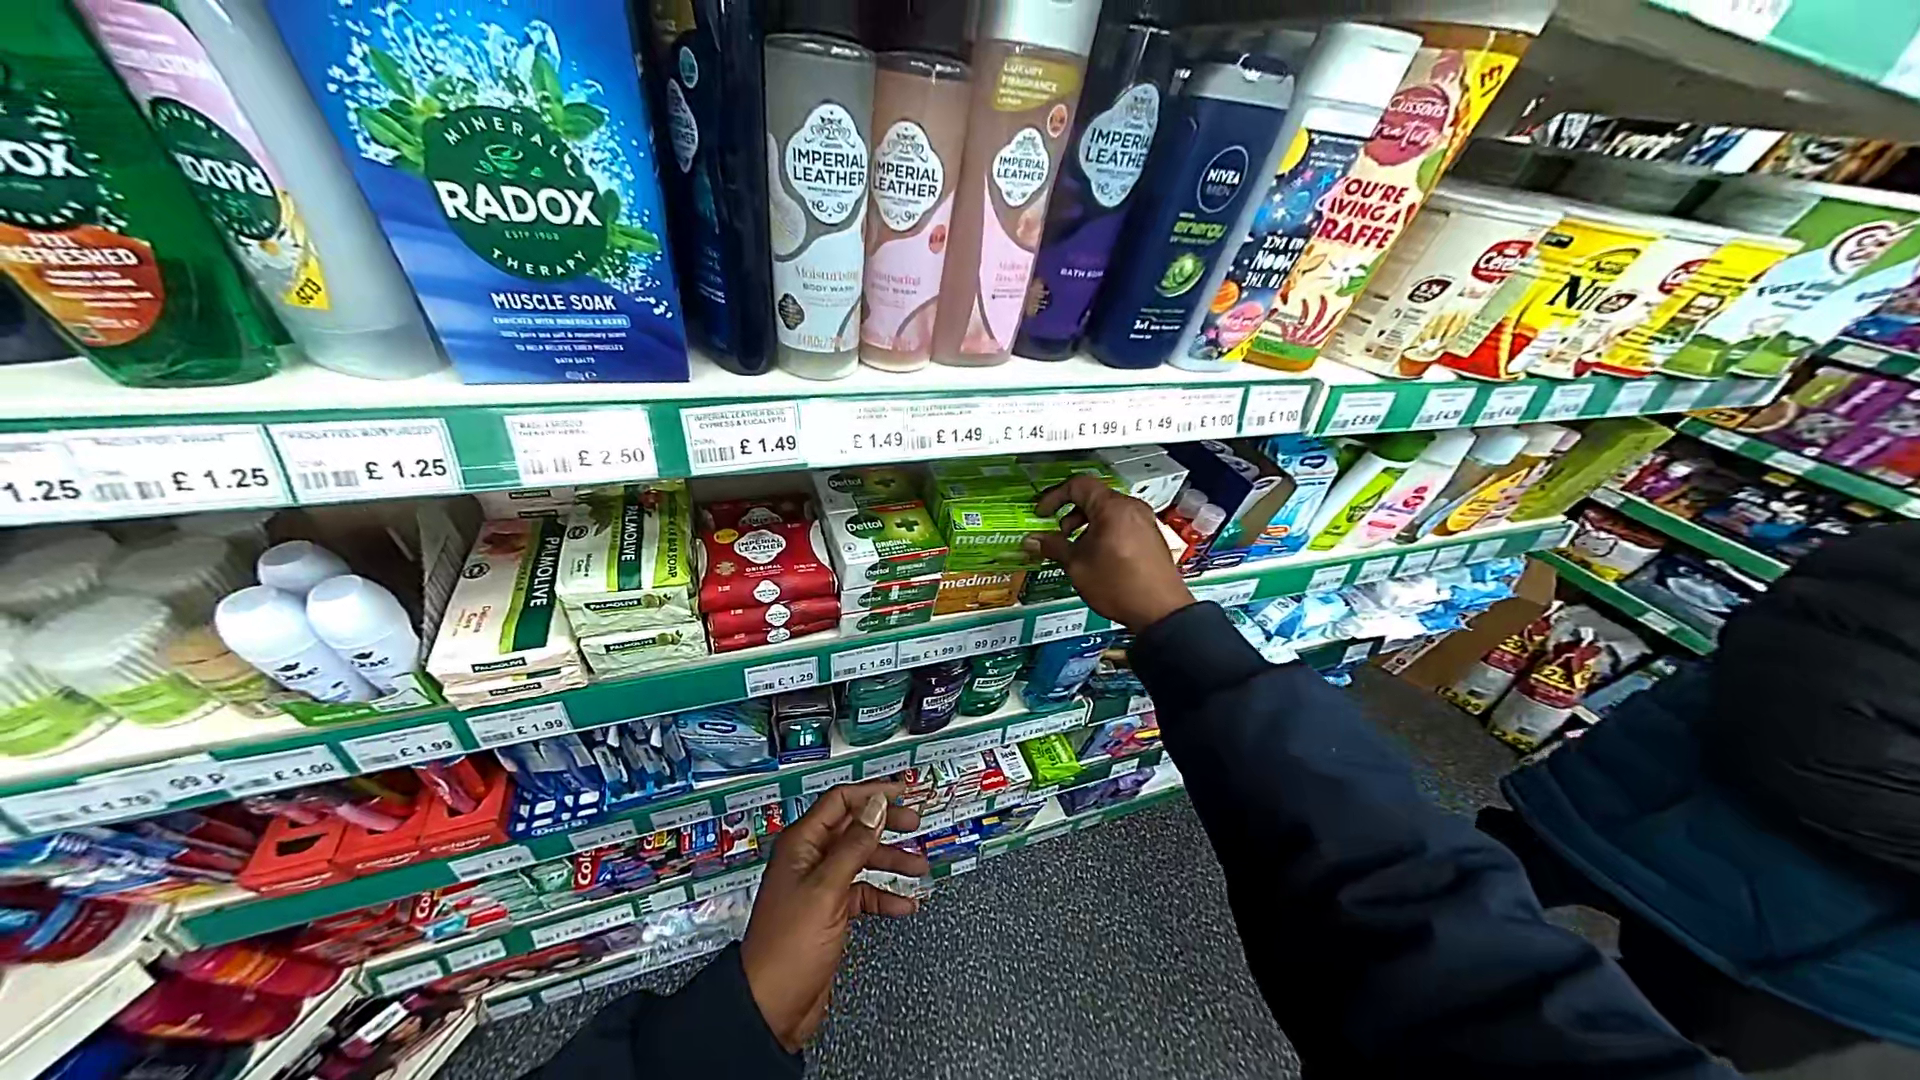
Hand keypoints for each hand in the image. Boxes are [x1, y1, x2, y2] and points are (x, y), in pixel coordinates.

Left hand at [740, 782, 928, 1052]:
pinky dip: (884, 895)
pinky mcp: (831, 911)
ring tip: (919, 867)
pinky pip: (863, 892)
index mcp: (801, 844)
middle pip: (854, 828)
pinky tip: (904, 904)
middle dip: (886, 825)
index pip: (840, 801)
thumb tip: (876, 805)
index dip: (871, 793)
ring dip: (892, 862)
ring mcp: (821, 885)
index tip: (901, 792)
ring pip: (863, 860)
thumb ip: (854, 845)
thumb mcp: (826, 889)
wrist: (772, 1009)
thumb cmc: (787, 947)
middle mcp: (811, 859)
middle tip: (914, 824)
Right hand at [1026, 474, 1195, 630]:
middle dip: (1070, 513)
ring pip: (1108, 511)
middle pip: (1094, 497)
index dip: (1054, 496)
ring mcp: (1145, 521)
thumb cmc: (1118, 585)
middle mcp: (1131, 508)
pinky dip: (1104, 531)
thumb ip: (1053, 546)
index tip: (1042, 513)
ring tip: (1076, 548)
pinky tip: (1096, 556)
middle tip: (1057, 534)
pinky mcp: (1151, 536)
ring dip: (1086, 524)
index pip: (1078, 485)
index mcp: (1112, 508)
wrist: (1160, 611)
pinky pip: (1122, 523)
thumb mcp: (1077, 565)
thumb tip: (1032, 540)